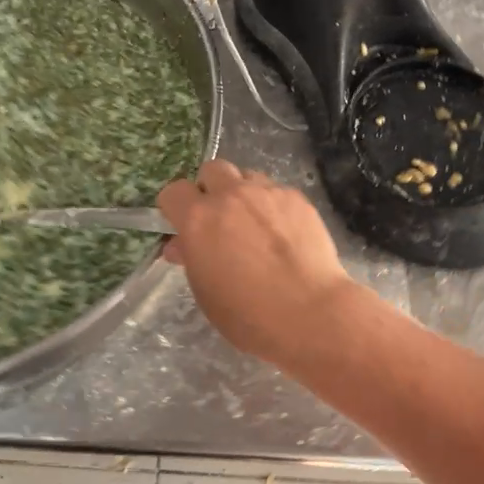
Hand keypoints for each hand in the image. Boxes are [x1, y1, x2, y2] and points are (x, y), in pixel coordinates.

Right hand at [156, 160, 356, 362]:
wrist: (309, 312)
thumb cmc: (248, 314)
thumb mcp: (206, 291)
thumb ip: (192, 258)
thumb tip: (181, 245)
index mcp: (199, 219)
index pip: (174, 191)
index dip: (176, 206)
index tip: (183, 223)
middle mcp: (230, 196)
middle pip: (212, 169)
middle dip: (211, 188)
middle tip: (220, 219)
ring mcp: (266, 192)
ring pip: (247, 176)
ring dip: (244, 194)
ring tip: (256, 225)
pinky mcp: (296, 197)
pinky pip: (276, 191)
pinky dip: (273, 206)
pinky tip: (284, 234)